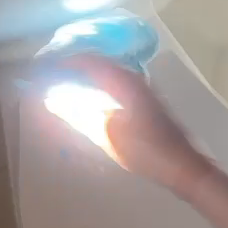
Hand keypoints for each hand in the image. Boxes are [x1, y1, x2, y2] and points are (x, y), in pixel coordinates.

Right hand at [39, 55, 208, 187]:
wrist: (182, 167)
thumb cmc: (145, 150)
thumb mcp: (106, 134)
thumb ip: (78, 113)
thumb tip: (53, 98)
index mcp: (124, 81)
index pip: (88, 61)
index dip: (64, 62)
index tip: (44, 67)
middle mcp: (134, 78)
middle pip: (98, 62)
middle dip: (73, 65)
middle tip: (51, 72)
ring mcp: (142, 88)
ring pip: (107, 71)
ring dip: (85, 74)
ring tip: (64, 82)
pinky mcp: (144, 99)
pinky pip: (114, 81)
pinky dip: (97, 83)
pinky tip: (87, 96)